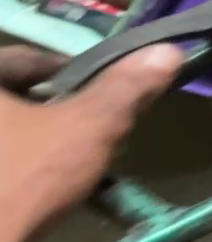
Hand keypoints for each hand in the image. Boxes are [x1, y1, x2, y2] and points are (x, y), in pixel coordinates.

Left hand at [0, 45, 181, 241]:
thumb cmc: (20, 176)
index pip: (23, 59)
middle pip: (4, 97)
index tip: (101, 96)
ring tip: (56, 165)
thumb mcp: (91, 126)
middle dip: (44, 109)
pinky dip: (5, 166)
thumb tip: (166, 51)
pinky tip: (17, 190)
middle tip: (81, 131)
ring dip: (23, 139)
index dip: (72, 72)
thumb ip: (127, 87)